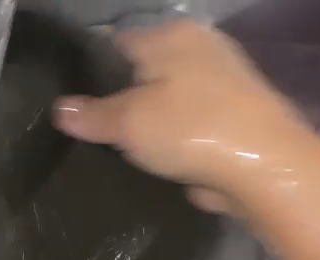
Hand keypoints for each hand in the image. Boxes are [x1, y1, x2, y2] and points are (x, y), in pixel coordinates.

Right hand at [52, 20, 312, 213]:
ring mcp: (214, 80)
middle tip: (81, 133)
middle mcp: (195, 47)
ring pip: (158, 97)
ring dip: (137, 121)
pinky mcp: (223, 113)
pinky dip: (160, 135)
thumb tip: (60, 108)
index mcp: (171, 35)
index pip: (113, 45)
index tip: (65, 106)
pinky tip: (143, 157)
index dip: (85, 74)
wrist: (259, 164)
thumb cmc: (190, 130)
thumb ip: (92, 115)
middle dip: (112, 99)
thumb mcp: (129, 123)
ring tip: (106, 149)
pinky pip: (178, 120)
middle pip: (137, 72)